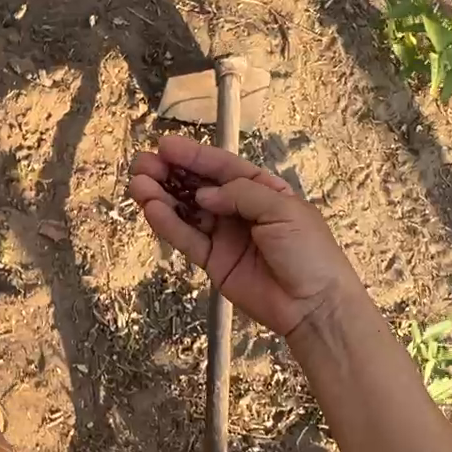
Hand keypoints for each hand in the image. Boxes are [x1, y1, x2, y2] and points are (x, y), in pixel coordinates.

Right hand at [127, 135, 362, 337]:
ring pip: (187, 212)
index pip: (223, 168)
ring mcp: (224, 237)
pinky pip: (187, 240)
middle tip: (142, 164)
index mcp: (263, 190)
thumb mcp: (282, 210)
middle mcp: (240, 210)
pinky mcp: (213, 263)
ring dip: (162, 197)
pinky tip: (151, 209)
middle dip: (170, 174)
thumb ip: (241, 195)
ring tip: (137, 184)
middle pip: (199, 187)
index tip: (165, 146)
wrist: (313, 305)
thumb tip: (203, 195)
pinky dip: (168, 225)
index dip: (195, 156)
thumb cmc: (308, 252)